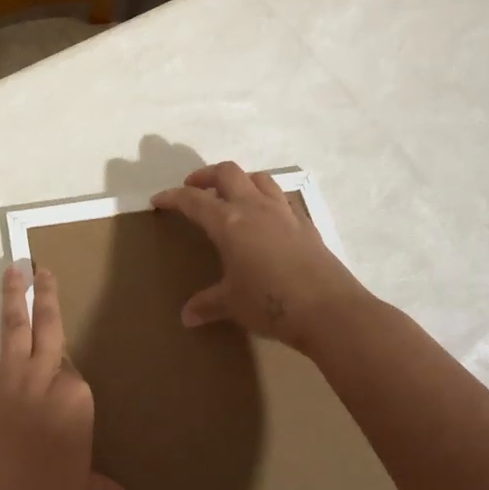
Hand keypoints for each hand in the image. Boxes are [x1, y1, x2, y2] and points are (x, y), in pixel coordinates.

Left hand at [0, 266, 135, 489]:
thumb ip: (104, 489)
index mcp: (79, 397)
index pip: (71, 368)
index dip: (63, 371)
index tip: (59, 376)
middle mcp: (47, 379)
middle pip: (48, 328)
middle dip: (46, 294)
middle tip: (41, 267)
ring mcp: (12, 381)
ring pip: (14, 328)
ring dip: (13, 296)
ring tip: (13, 268)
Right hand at [151, 161, 375, 350]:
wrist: (330, 311)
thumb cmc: (271, 303)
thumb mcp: (232, 304)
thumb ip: (208, 304)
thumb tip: (186, 317)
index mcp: (228, 223)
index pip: (193, 200)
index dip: (172, 197)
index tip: (158, 200)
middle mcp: (254, 208)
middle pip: (227, 172)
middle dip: (206, 175)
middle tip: (194, 188)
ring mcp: (284, 213)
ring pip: (259, 178)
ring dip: (240, 180)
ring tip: (231, 196)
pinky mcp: (306, 225)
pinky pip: (282, 199)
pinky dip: (267, 199)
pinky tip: (266, 219)